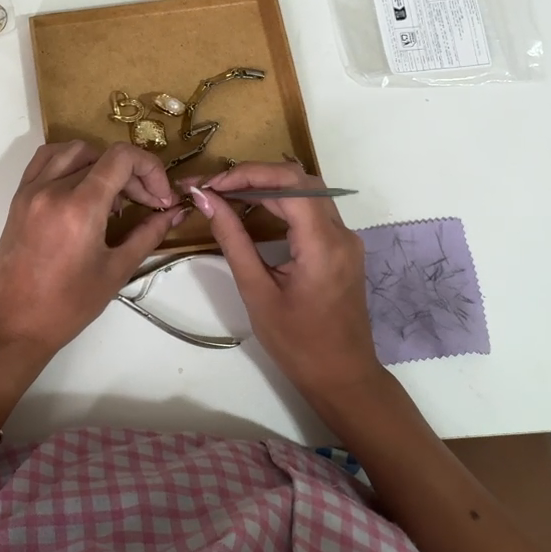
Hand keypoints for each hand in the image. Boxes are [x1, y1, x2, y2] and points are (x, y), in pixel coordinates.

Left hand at [0, 141, 187, 358]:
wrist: (17, 322)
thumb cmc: (69, 305)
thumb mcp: (116, 270)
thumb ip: (147, 234)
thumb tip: (173, 213)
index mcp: (80, 207)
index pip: (121, 158)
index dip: (150, 169)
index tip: (159, 197)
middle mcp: (53, 189)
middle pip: (100, 156)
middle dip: (130, 174)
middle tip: (143, 204)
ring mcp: (31, 190)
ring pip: (72, 151)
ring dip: (99, 164)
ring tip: (111, 196)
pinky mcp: (18, 197)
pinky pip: (44, 160)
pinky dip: (68, 161)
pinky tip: (81, 186)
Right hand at [186, 162, 381, 398]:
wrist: (343, 377)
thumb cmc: (297, 343)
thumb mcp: (256, 292)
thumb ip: (232, 240)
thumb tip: (205, 199)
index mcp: (323, 244)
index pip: (287, 184)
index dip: (246, 175)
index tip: (209, 184)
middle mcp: (341, 233)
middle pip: (298, 180)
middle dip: (253, 175)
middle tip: (212, 186)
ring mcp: (345, 239)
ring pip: (305, 190)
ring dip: (265, 185)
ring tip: (225, 193)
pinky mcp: (341, 247)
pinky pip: (310, 208)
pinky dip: (279, 201)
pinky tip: (251, 208)